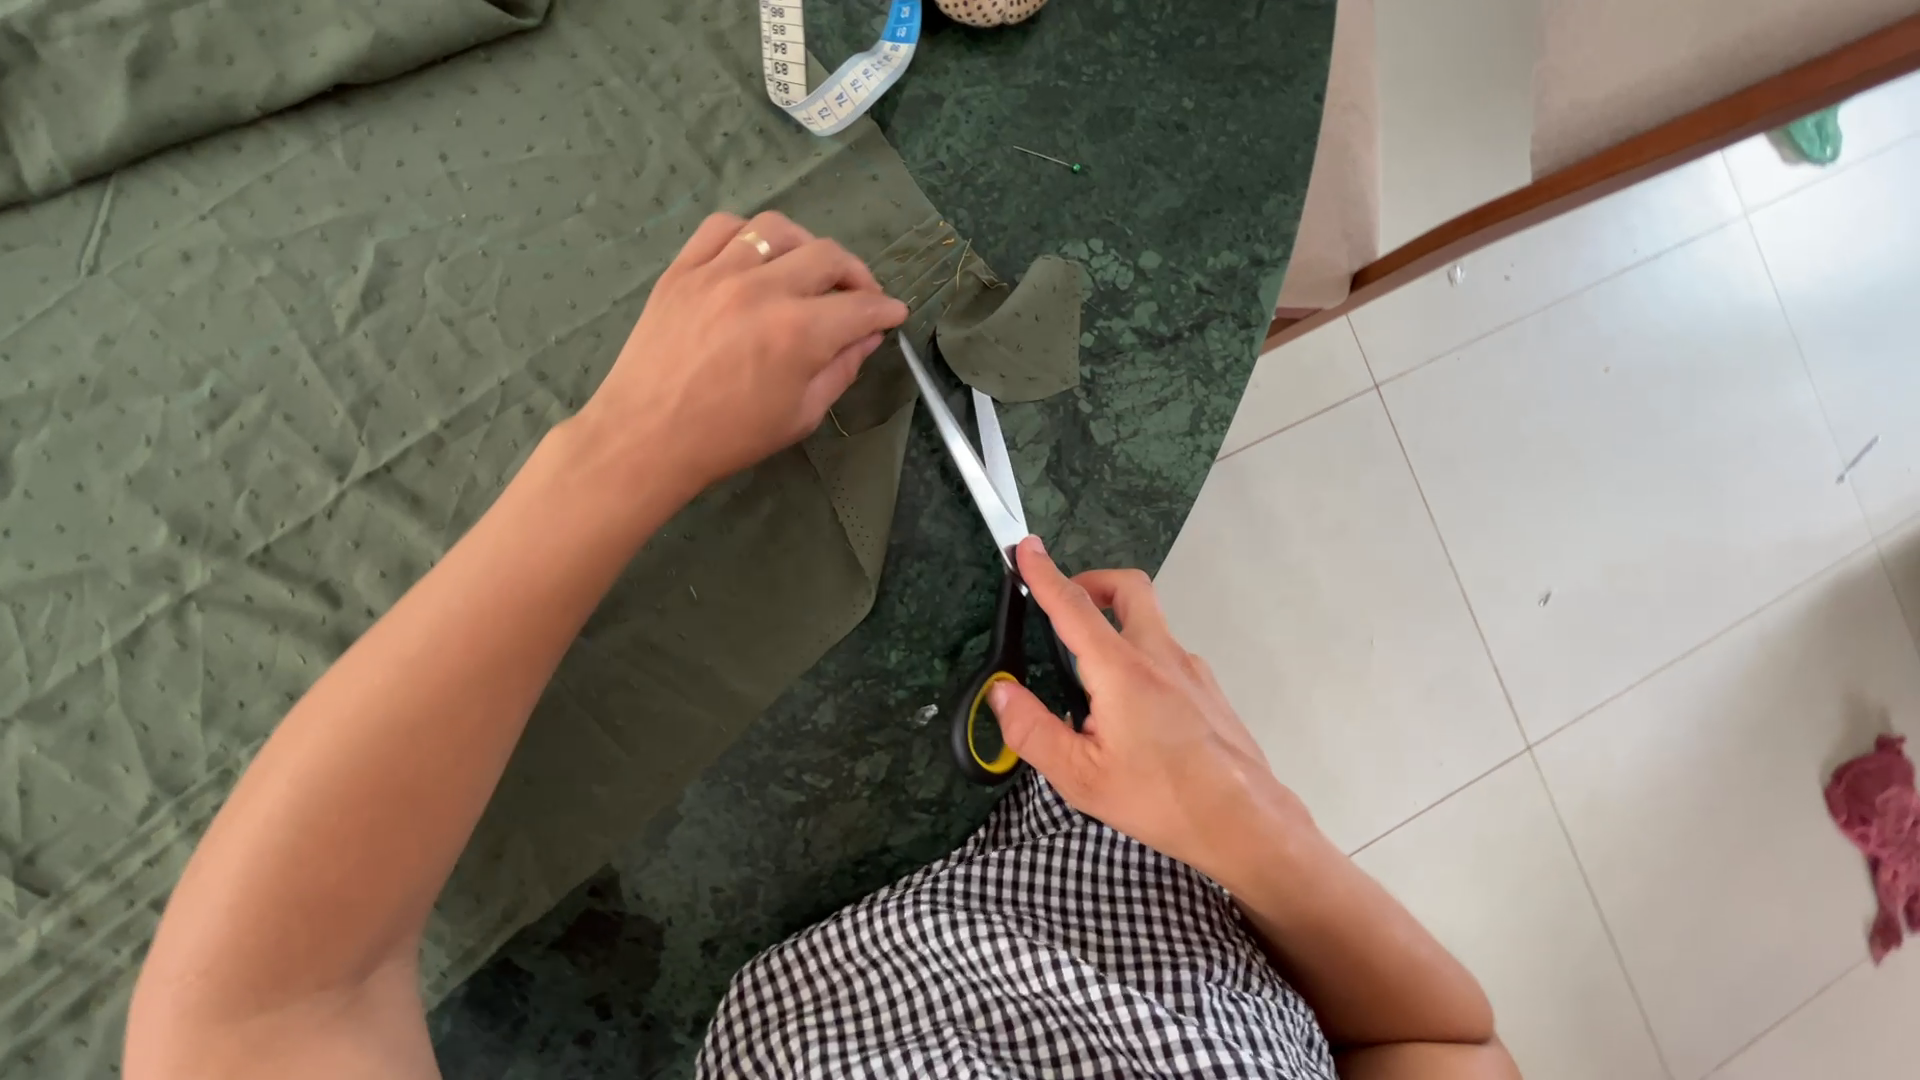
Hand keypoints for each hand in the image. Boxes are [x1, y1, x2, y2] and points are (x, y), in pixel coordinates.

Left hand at [570, 211, 907, 497]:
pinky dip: (750, 234)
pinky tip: (757, 257)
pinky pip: (723, 227)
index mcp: (799, 333)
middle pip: (828, 256)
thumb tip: (867, 337)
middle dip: (858, 274)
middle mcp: (763, 289)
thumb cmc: (731, 436)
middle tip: (861, 296)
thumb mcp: (801, 415)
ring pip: (778, 230)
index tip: (895, 313)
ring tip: (811, 269)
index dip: (886, 309)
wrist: (649, 436)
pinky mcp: (682, 269)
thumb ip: (841, 369)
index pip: (860, 307)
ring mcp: (718, 272)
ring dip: (808, 245)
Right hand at [987, 537, 1314, 883]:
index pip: (1074, 606)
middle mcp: (1159, 656)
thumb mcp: (1079, 777)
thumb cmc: (1159, 799)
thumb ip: (1032, 731)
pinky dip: (1140, 659)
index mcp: (1121, 670)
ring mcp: (1190, 669)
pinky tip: (1134, 714)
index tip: (1028, 547)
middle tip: (1067, 605)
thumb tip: (1001, 694)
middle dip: (1093, 581)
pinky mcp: (1208, 689)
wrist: (1245, 823)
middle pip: (1129, 588)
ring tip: (1092, 684)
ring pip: (1150, 623)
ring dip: (1116, 627)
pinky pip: (1166, 655)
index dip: (1045, 574)